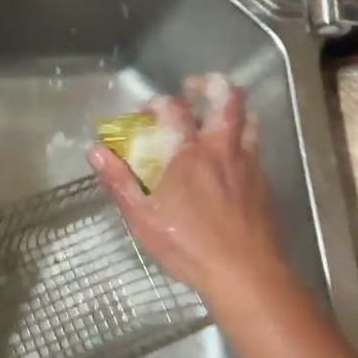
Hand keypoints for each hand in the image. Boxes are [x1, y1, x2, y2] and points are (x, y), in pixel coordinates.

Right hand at [87, 75, 288, 301]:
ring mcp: (248, 165)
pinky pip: (255, 149)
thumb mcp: (142, 218)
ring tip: (219, 117)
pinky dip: (244, 142)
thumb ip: (119, 181)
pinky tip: (232, 162)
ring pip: (249, 120)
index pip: (175, 109)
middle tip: (195, 88)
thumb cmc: (188, 246)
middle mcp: (221, 150)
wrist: (245, 273)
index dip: (160, 101)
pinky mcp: (263, 184)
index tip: (148, 109)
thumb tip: (94, 151)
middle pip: (227, 99)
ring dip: (234, 111)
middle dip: (212, 85)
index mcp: (188, 154)